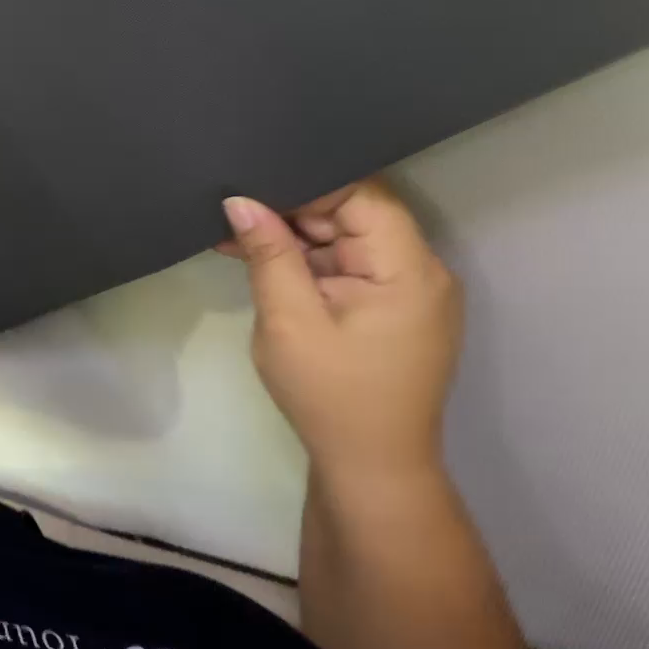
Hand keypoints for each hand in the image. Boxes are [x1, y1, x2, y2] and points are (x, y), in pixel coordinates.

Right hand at [219, 180, 462, 486]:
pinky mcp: (387, 306)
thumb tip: (240, 200)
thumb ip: (268, 252)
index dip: (306, 186)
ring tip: (231, 237)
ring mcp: (405, 290)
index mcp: (407, 270)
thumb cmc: (330, 391)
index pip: (362, 196)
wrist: (368, 462)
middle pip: (353, 214)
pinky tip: (256, 260)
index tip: (250, 191)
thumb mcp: (288, 317)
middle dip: (291, 210)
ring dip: (291, 237)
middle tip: (229, 213)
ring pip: (343, 237)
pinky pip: (343, 264)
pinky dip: (302, 260)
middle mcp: (418, 271)